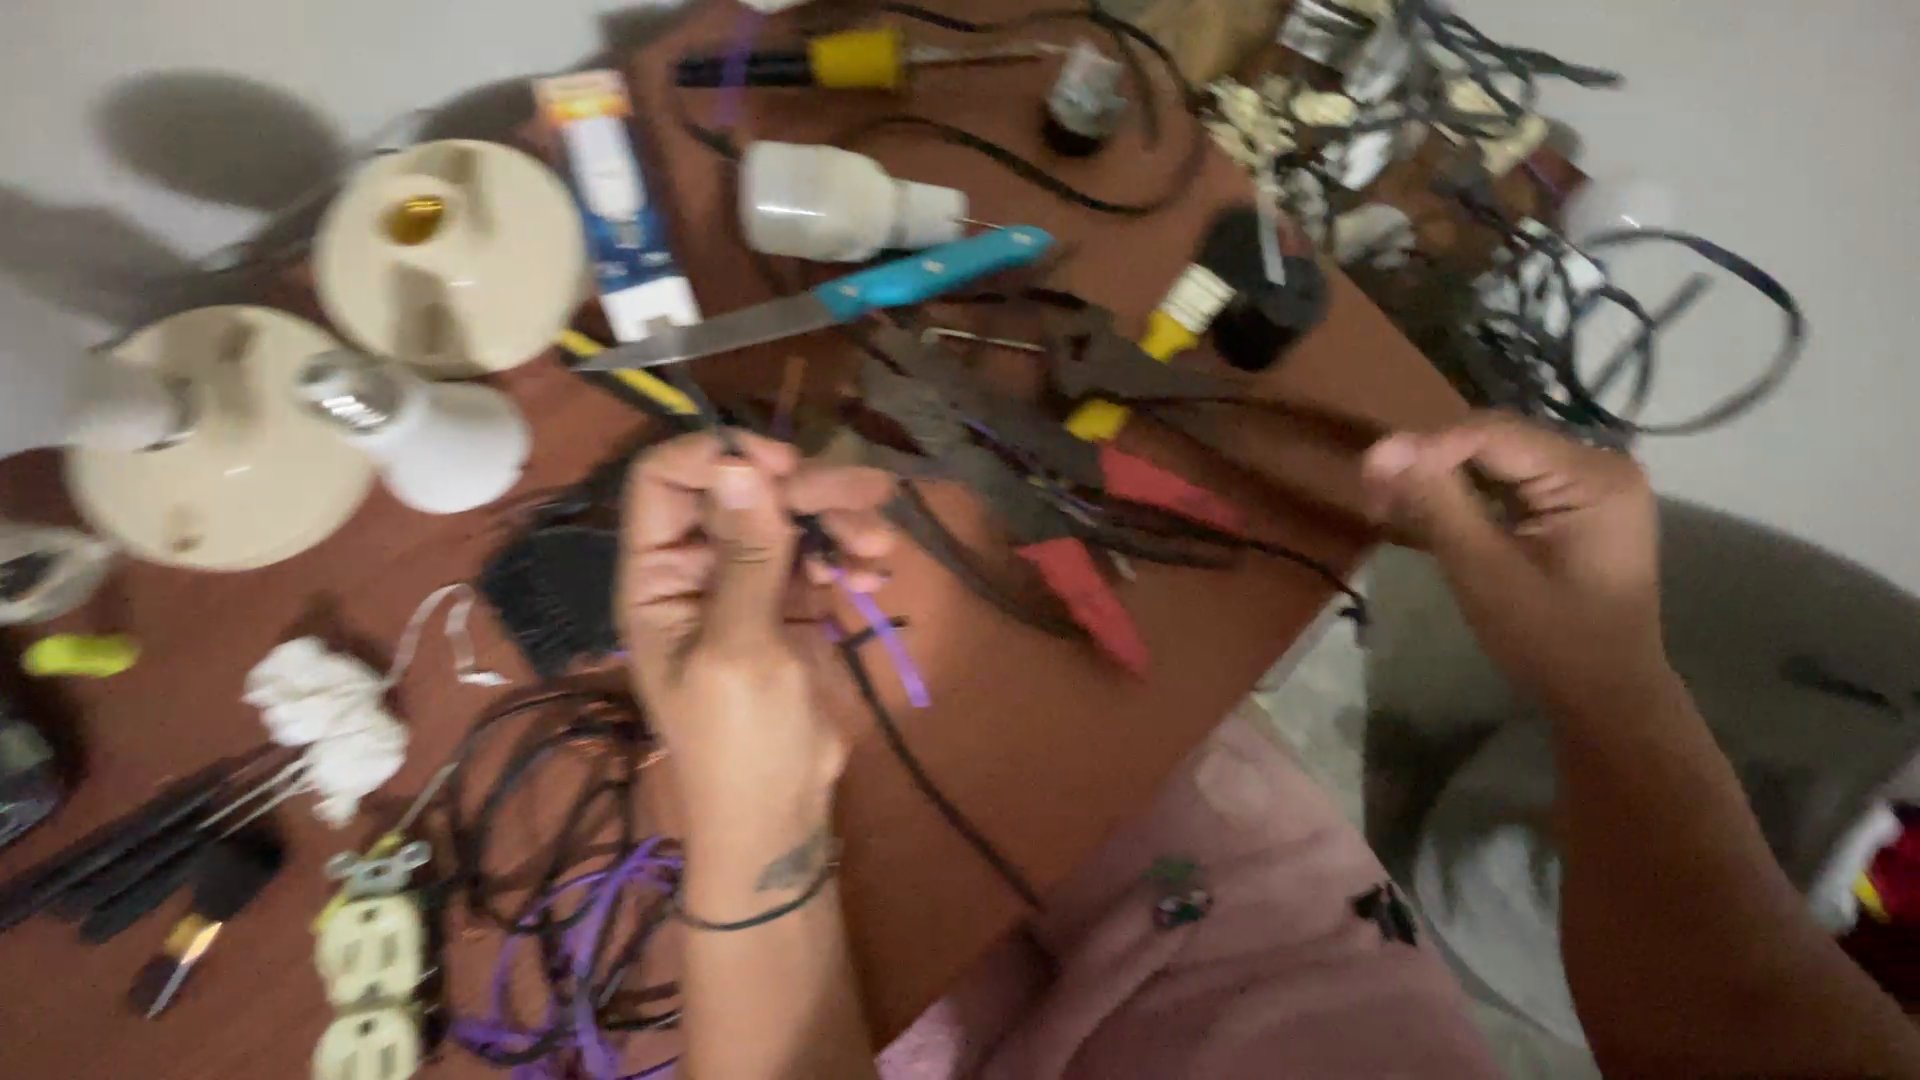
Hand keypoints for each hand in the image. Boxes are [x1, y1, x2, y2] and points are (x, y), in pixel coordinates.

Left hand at [618, 432, 895, 845]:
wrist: (783, 811)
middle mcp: (699, 569)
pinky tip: (875, 580)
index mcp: (659, 577)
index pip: (666, 482)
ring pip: (791, 519)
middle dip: (807, 490)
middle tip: (869, 495)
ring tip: (880, 549)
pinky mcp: (793, 603)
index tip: (784, 462)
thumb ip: (745, 556)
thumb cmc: (742, 742)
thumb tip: (741, 463)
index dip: (720, 457)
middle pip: (746, 493)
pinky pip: (819, 556)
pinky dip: (849, 558)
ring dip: (839, 522)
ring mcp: (750, 584)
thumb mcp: (741, 650)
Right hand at [1361, 411, 1669, 712]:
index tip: (1368, 471)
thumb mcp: (1484, 569)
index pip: (1493, 435)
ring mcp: (1583, 486)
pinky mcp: (1566, 508)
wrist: (1603, 696)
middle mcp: (1596, 465)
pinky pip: (1501, 485)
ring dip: (1435, 479)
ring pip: (1490, 461)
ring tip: (1386, 504)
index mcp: (1592, 475)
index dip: (1425, 446)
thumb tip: (1380, 450)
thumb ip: (1436, 503)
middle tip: (1371, 490)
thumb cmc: (1550, 639)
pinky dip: (1457, 496)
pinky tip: (1420, 514)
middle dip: (1427, 461)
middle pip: (1491, 441)